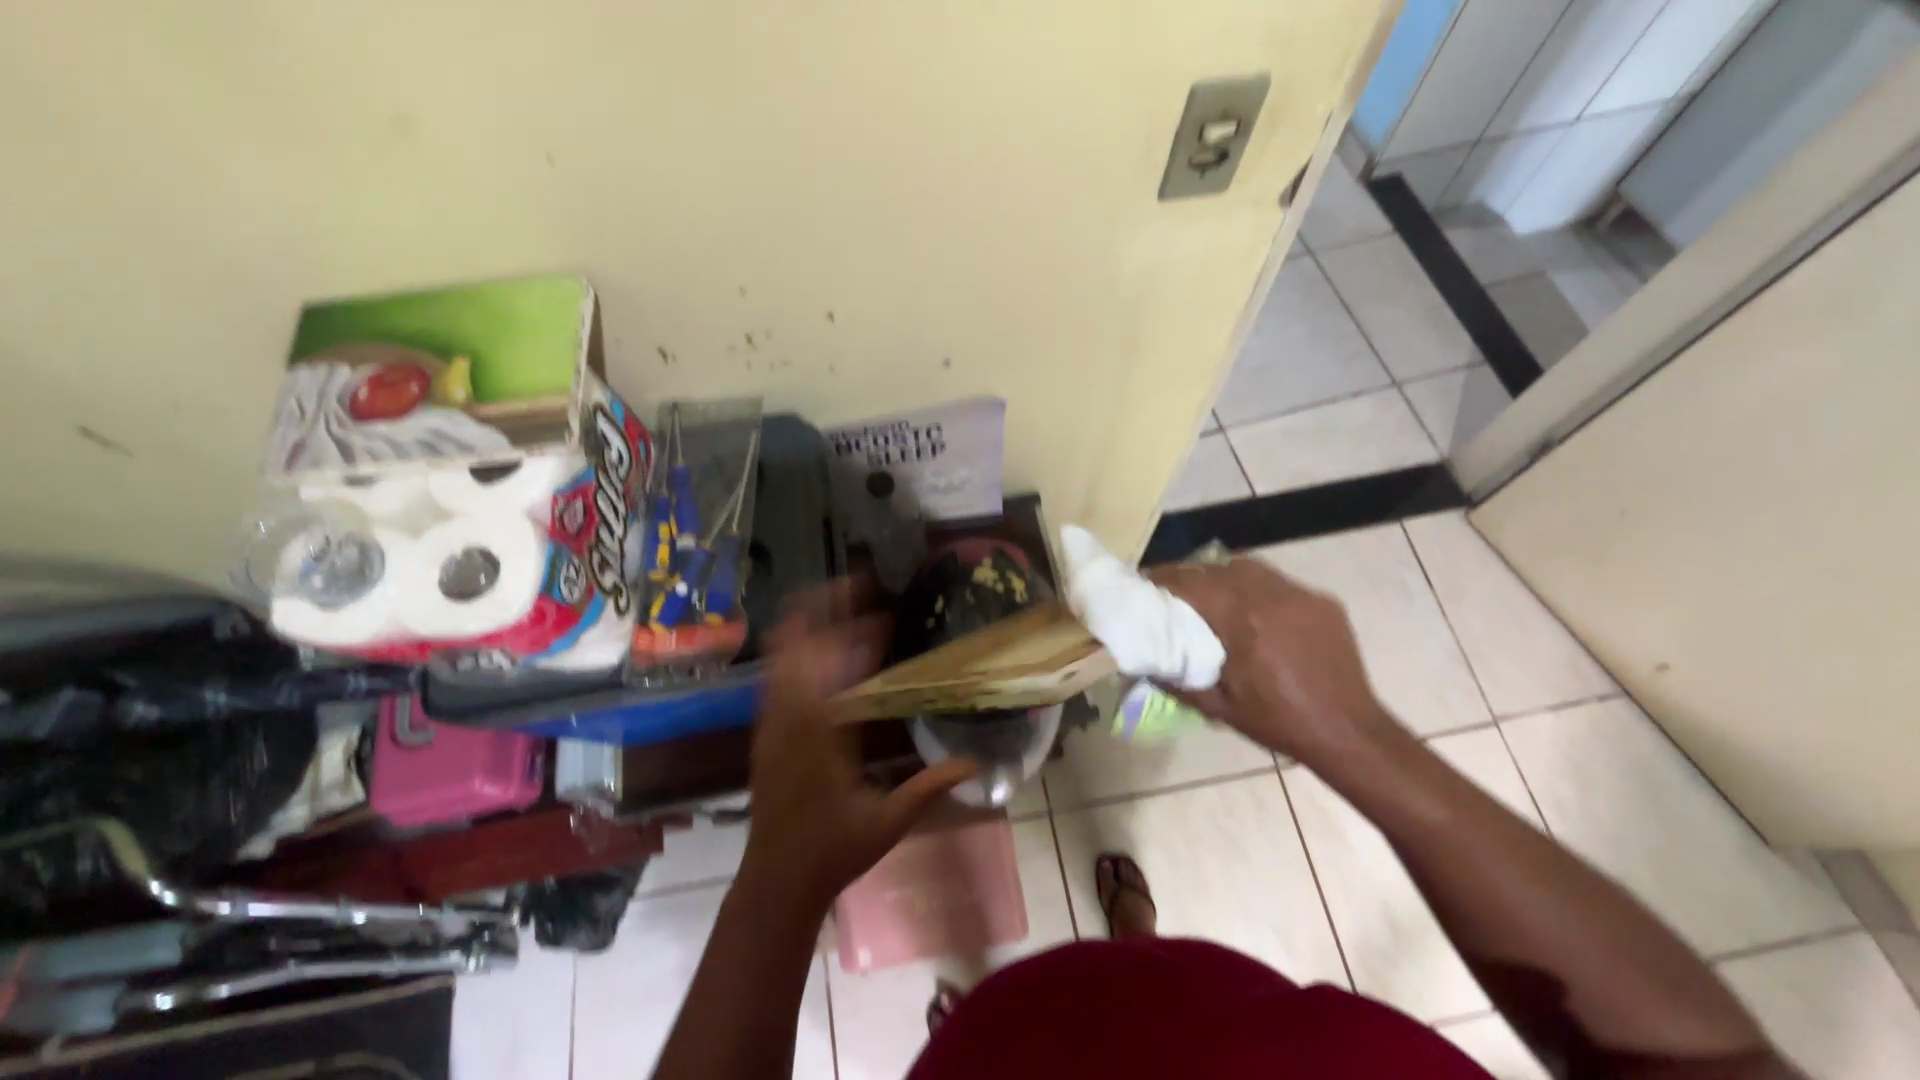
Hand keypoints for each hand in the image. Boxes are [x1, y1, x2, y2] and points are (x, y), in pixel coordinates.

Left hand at [739, 583, 976, 913]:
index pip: (838, 673)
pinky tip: (809, 635)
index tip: (885, 613)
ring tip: (835, 593)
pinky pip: (771, 677)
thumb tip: (974, 762)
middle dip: (827, 609)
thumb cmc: (834, 853)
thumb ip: (928, 789)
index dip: (859, 636)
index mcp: (823, 742)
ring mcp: (769, 725)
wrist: (775, 880)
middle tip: (860, 584)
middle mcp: (790, 723)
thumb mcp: (888, 824)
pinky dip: (791, 648)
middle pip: (800, 648)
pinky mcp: (762, 732)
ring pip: (779, 657)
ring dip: (807, 622)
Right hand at [1148, 557, 1399, 761]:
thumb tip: (1146, 664)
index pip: (1193, 584)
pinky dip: (1259, 591)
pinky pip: (1282, 584)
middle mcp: (1272, 597)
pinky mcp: (1323, 603)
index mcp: (1243, 621)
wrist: (1348, 731)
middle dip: (1192, 576)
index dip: (1164, 579)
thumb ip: (1178, 683)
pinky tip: (1256, 614)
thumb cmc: (1279, 722)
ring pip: (1252, 569)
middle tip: (1174, 591)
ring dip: (1226, 577)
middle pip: (1219, 568)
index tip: (1145, 583)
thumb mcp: (1220, 708)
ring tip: (1213, 596)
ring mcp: (1302, 596)